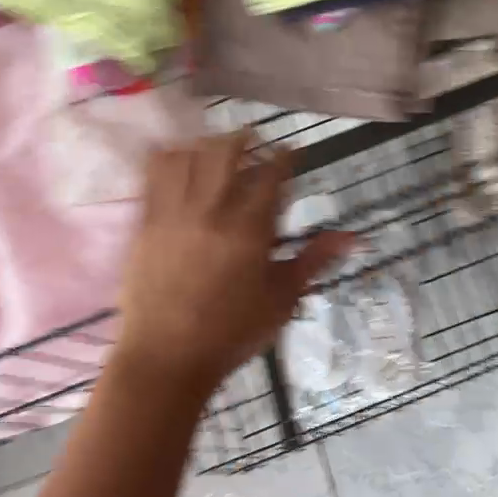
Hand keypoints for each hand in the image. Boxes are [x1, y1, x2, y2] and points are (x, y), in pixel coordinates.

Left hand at [114, 134, 353, 394]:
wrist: (168, 357)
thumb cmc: (234, 333)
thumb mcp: (283, 298)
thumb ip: (314, 259)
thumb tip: (353, 237)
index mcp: (250, 229)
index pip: (271, 176)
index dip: (285, 158)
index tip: (293, 151)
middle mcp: (210, 211)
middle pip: (225, 153)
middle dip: (244, 140)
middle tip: (255, 139)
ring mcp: (172, 214)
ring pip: (187, 156)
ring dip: (206, 144)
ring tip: (217, 145)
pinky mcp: (144, 224)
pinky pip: (152, 175)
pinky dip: (168, 158)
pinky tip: (176, 158)